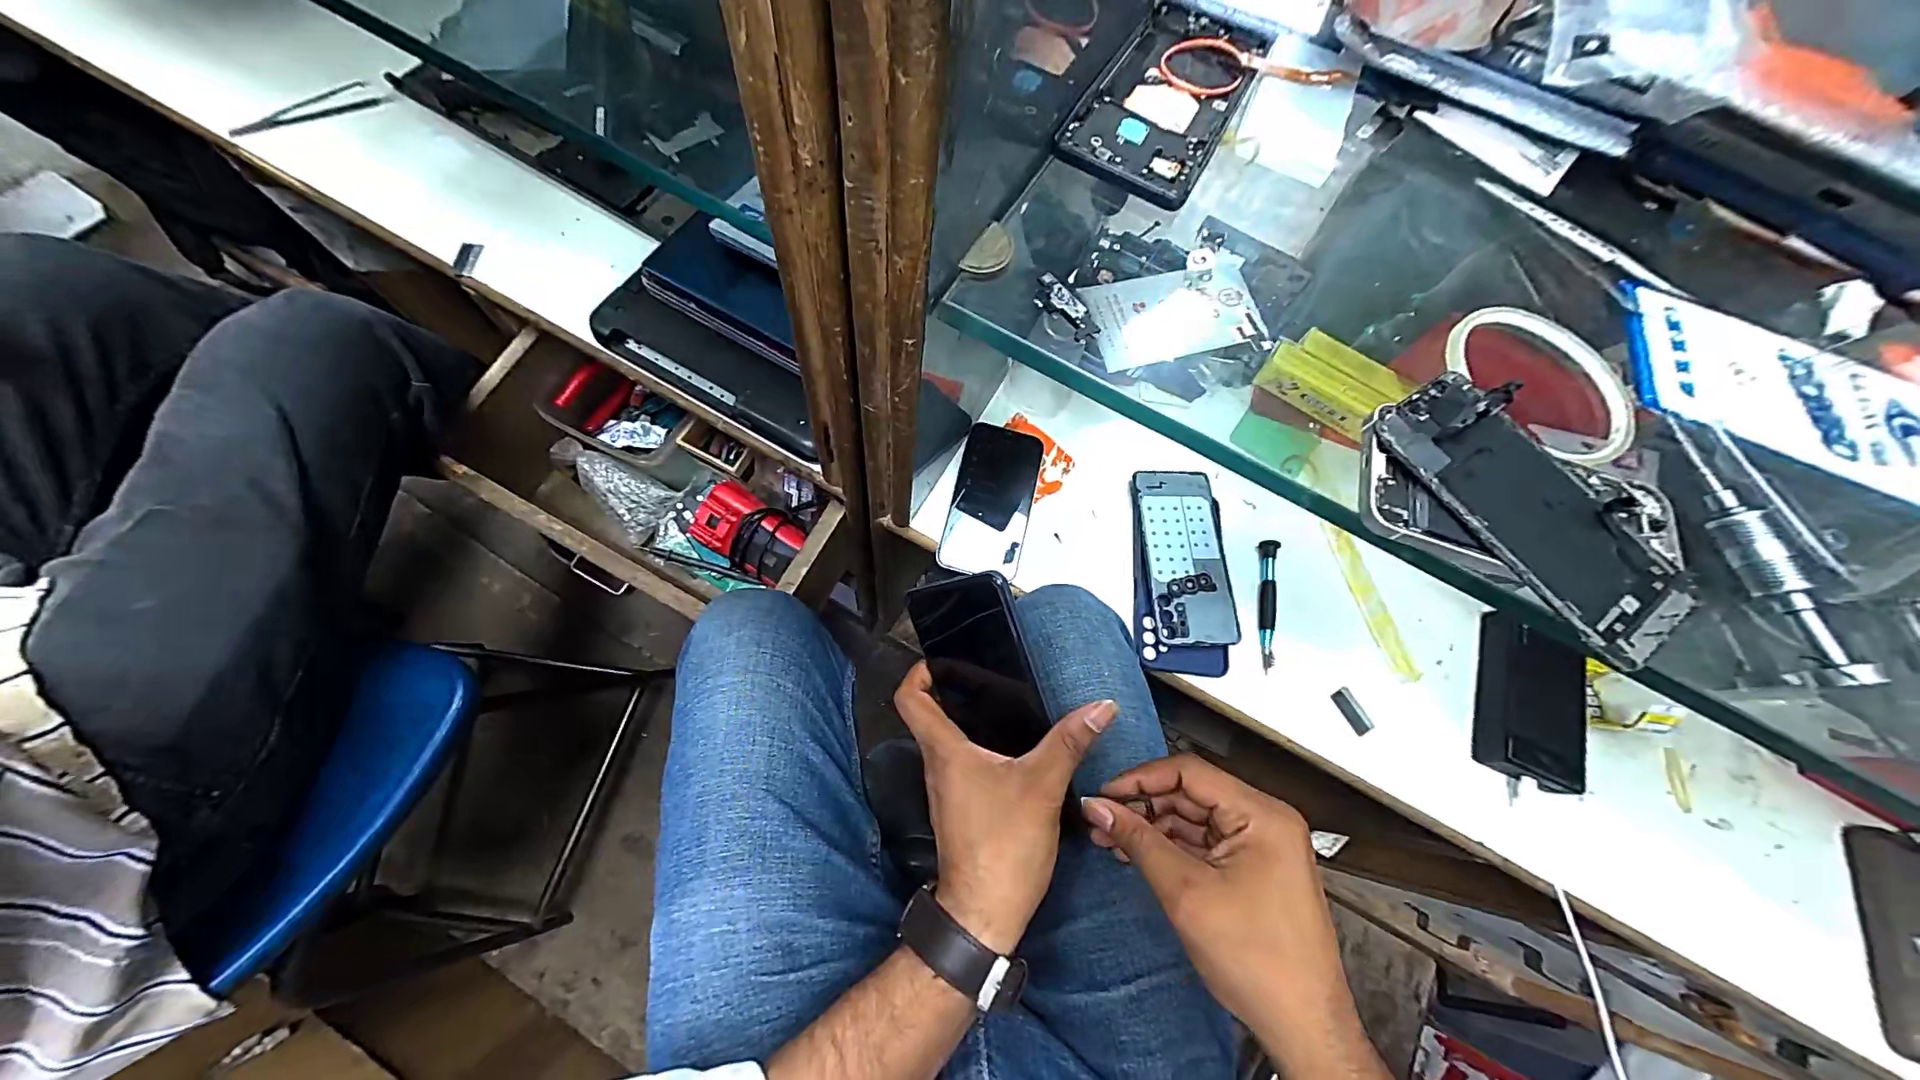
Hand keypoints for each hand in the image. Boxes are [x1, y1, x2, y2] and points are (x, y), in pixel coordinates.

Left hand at [893, 662, 1114, 953]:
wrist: (985, 911)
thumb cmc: (1003, 845)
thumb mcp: (1042, 786)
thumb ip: (1069, 742)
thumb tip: (1101, 706)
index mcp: (944, 752)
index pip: (909, 700)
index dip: (917, 673)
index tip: (940, 661)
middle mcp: (937, 766)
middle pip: (927, 716)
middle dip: (949, 691)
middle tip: (983, 676)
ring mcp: (946, 789)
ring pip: (944, 742)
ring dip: (964, 719)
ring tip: (1000, 704)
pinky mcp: (959, 808)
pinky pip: (960, 764)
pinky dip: (977, 747)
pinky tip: (1009, 749)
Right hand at [1082, 755, 1385, 1077]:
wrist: (1303, 1027)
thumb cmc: (1256, 960)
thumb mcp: (1185, 892)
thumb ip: (1138, 840)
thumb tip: (1097, 806)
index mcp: (1261, 815)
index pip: (1189, 771)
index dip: (1140, 779)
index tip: (1104, 794)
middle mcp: (1265, 820)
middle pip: (1190, 793)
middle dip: (1142, 805)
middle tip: (1101, 820)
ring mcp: (1260, 844)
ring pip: (1193, 817)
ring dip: (1151, 826)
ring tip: (1111, 839)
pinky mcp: (1252, 867)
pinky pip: (1203, 841)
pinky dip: (1169, 846)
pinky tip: (1138, 854)